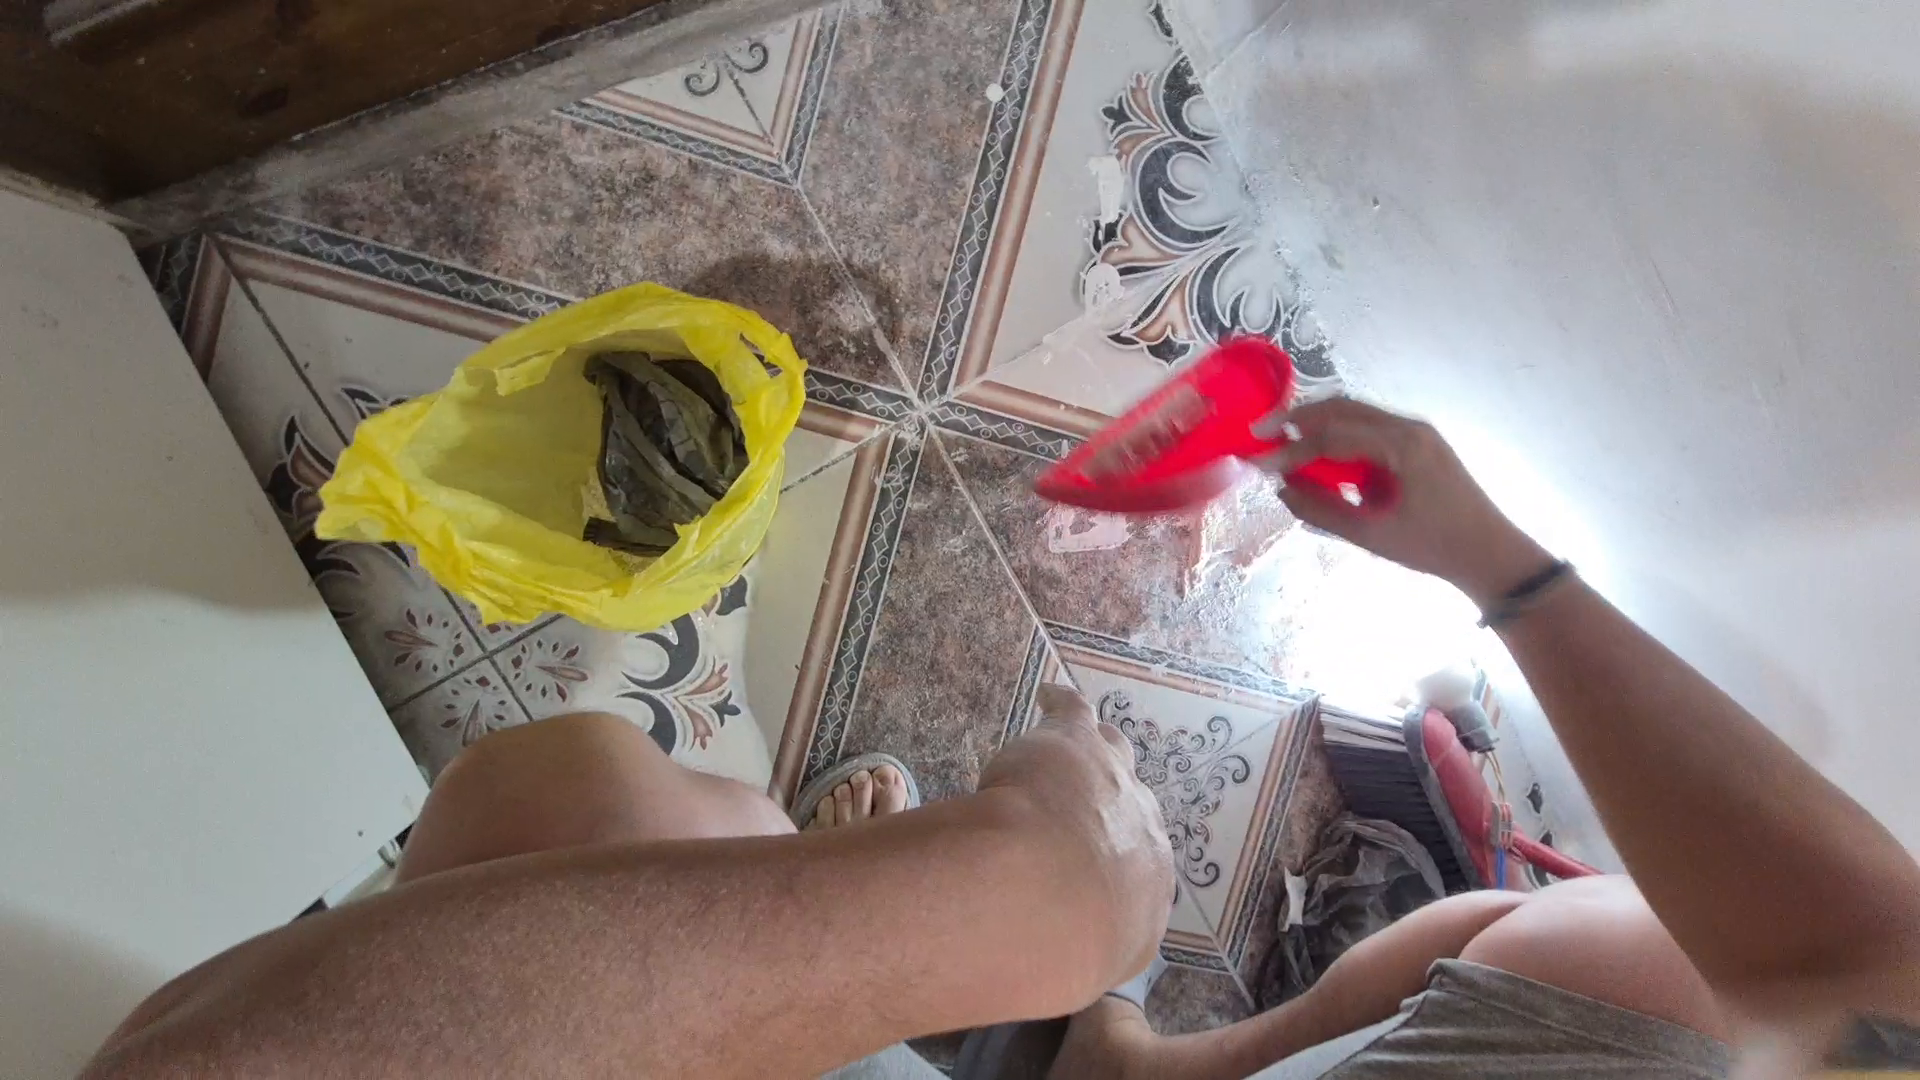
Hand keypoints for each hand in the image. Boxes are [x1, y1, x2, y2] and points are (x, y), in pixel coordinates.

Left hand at [977, 684, 1172, 998]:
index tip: (1097, 859)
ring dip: (1096, 749)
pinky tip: (1048, 694)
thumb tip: (1053, 962)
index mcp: (1147, 888)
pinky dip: (1061, 703)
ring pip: (1112, 752)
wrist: (1050, 893)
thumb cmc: (1062, 943)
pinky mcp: (1075, 741)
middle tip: (1094, 803)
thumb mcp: (1081, 962)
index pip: (1140, 864)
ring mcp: (1113, 779)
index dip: (1119, 856)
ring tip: (1081, 740)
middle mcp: (1144, 828)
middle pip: (1136, 802)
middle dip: (1119, 802)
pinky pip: (1074, 711)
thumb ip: (1076, 955)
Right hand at [1256, 398, 1553, 605]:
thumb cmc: (1432, 546)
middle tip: (1260, 432)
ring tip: (1281, 440)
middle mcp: (1408, 427)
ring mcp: (1415, 431)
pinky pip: (1367, 427)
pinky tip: (1318, 454)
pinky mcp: (1415, 442)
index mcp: (1401, 446)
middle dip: (1296, 417)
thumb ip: (1321, 510)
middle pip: (1341, 407)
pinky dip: (1336, 434)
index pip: (1332, 436)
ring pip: (1353, 412)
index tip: (1257, 462)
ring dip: (1315, 423)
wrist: (1490, 553)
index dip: (1290, 449)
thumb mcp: (1370, 534)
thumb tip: (1282, 490)